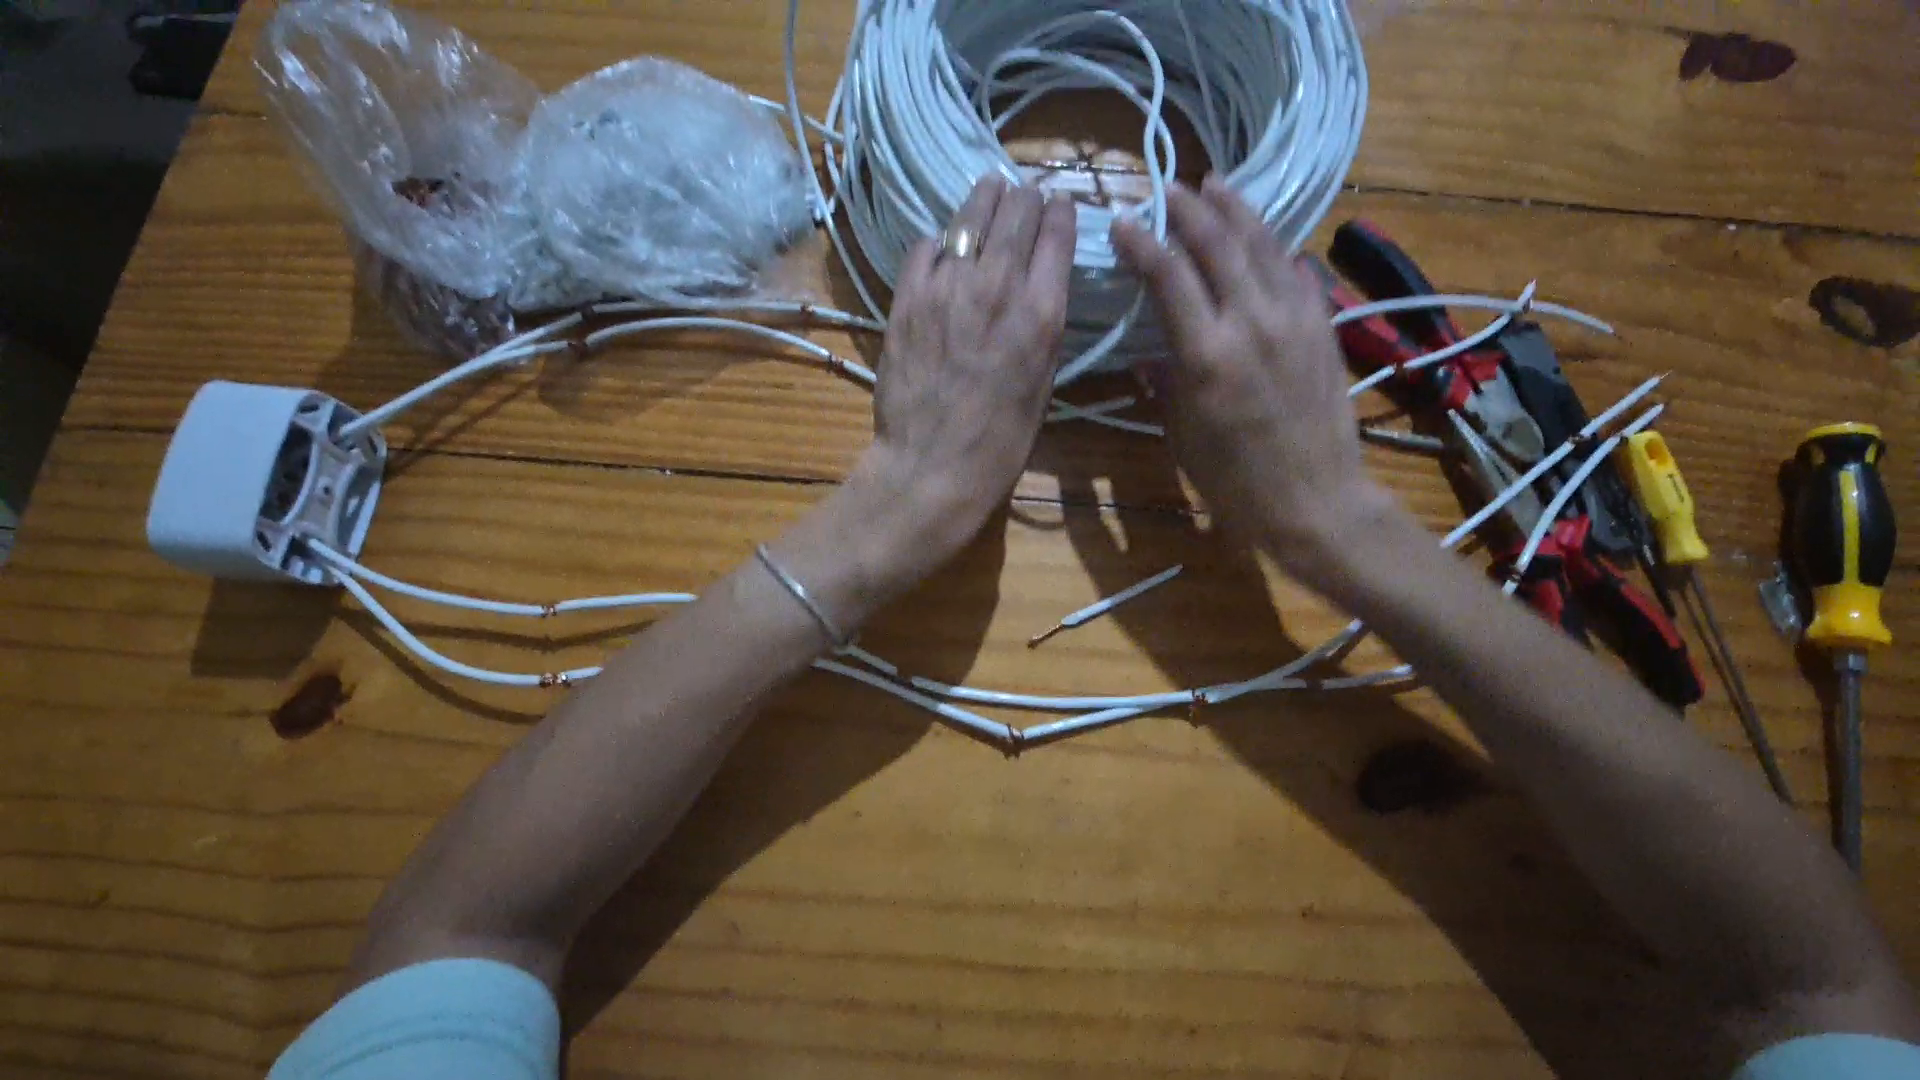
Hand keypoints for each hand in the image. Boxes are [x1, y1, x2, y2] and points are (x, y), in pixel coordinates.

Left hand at [860, 176, 1076, 560]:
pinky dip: (940, 241)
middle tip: (1023, 200)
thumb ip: (1044, 324)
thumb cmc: (1001, 440)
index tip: (1059, 208)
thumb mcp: (1044, 380)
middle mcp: (998, 286)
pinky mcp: (907, 297)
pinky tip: (945, 249)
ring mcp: (947, 287)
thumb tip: (1040, 284)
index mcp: (1042, 311)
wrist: (933, 466)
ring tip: (988, 195)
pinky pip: (925, 245)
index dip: (1060, 211)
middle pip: (1016, 208)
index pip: (1058, 228)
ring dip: (984, 200)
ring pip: (969, 215)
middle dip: (1025, 198)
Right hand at [1110, 178, 1396, 580]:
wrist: (1314, 500)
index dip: (1143, 242)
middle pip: (1218, 243)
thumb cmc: (1234, 480)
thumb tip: (1149, 354)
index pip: (1169, 275)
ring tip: (1216, 185)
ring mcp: (1295, 319)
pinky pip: (1297, 272)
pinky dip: (1275, 248)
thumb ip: (1165, 382)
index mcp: (1207, 354)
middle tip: (1169, 189)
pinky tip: (1265, 239)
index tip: (1122, 223)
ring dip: (1236, 211)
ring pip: (1264, 245)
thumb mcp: (1182, 434)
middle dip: (1189, 208)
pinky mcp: (1323, 327)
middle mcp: (1252, 323)